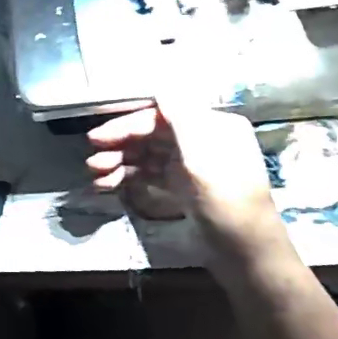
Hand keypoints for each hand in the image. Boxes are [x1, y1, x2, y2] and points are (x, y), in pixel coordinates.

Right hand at [85, 99, 281, 256]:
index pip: (162, 115)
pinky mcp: (184, 188)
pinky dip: (130, 177)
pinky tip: (109, 185)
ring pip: (148, 156)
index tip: (98, 137)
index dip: (128, 125)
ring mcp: (192, 166)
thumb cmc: (226, 201)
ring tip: (96, 177)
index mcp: (213, 126)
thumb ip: (180, 117)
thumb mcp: (203, 156)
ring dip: (120, 163)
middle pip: (152, 135)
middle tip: (92, 162)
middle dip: (120, 146)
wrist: (244, 253)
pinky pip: (151, 175)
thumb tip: (161, 85)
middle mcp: (202, 141)